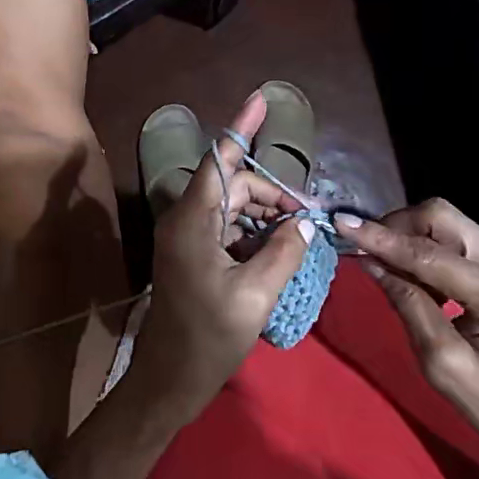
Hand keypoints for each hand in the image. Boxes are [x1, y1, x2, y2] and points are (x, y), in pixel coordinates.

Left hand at [130, 92, 314, 426]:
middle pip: (234, 185)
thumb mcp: (255, 294)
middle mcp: (185, 220)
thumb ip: (283, 250)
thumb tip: (303, 221)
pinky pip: (227, 229)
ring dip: (266, 215)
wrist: (169, 380)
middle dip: (272, 194)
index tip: (260, 98)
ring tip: (299, 234)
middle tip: (309, 219)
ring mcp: (186, 238)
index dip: (241, 128)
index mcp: (193, 220)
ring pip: (233, 207)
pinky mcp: (192, 256)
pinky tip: (279, 250)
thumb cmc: (208, 338)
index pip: (220, 160)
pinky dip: (254, 233)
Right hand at [333, 200, 478, 442]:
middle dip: (396, 226)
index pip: (431, 255)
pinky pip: (451, 236)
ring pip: (445, 221)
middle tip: (364, 248)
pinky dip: (420, 245)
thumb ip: (407, 304)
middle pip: (442, 218)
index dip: (383, 238)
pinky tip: (408, 273)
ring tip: (382, 261)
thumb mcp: (439, 361)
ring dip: (406, 234)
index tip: (342, 224)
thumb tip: (369, 260)